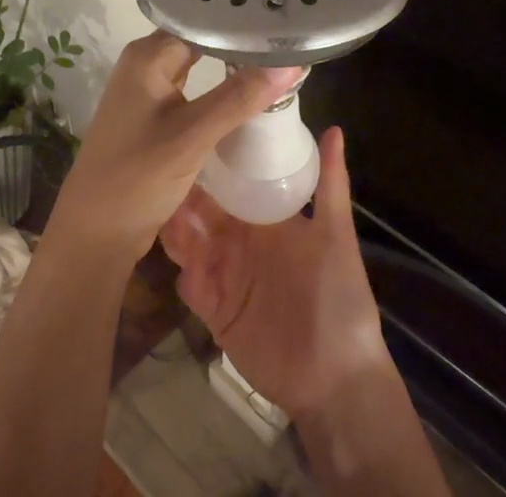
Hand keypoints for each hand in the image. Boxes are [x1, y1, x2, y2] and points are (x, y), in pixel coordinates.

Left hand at [47, 32, 301, 260]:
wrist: (96, 233)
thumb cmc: (136, 178)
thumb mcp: (192, 137)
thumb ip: (239, 98)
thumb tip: (291, 63)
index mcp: (147, 56)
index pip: (202, 20)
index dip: (240, 15)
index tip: (283, 15)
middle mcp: (145, 64)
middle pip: (201, 38)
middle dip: (242, 36)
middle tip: (290, 31)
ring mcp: (148, 91)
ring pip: (198, 64)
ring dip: (233, 62)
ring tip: (282, 53)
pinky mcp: (155, 115)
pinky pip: (194, 88)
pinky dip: (221, 87)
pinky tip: (251, 89)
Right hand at [160, 126, 391, 417]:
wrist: (336, 376)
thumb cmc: (341, 299)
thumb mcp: (337, 238)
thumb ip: (331, 185)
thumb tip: (334, 128)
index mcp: (268, 221)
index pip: (234, 184)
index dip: (214, 163)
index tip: (193, 136)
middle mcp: (242, 242)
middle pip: (203, 211)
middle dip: (184, 194)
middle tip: (164, 173)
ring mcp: (225, 275)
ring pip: (190, 243)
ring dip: (177, 230)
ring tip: (164, 214)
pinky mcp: (214, 309)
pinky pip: (190, 285)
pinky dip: (185, 274)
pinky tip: (184, 266)